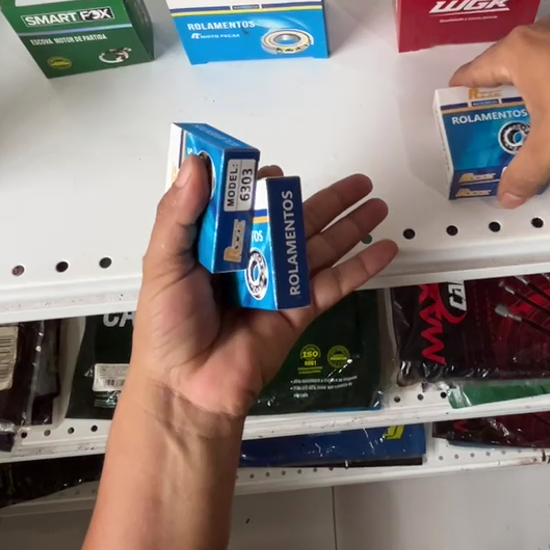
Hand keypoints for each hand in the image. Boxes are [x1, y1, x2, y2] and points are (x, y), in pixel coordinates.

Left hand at [126, 156, 398, 432]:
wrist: (190, 386)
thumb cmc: (169, 325)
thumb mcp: (164, 262)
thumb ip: (179, 213)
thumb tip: (196, 164)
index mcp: (221, 243)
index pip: (249, 203)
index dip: (262, 184)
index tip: (272, 169)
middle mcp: (255, 258)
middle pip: (299, 219)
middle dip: (331, 199)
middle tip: (359, 181)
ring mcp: (282, 283)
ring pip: (325, 245)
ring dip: (353, 224)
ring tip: (378, 202)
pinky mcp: (301, 309)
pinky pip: (336, 282)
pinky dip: (363, 265)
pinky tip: (386, 247)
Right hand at [451, 2, 549, 206]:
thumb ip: (523, 173)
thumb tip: (506, 200)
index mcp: (521, 49)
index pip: (480, 67)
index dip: (465, 83)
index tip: (455, 91)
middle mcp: (547, 28)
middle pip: (512, 53)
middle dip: (503, 78)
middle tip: (497, 103)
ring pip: (546, 43)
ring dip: (538, 65)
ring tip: (535, 91)